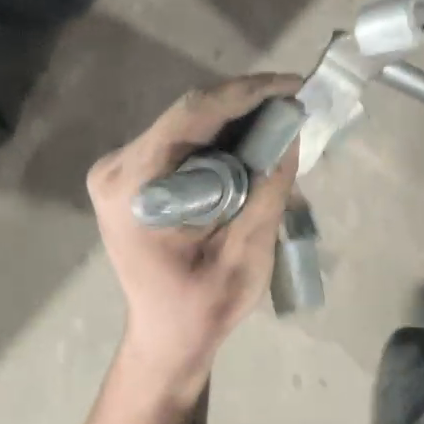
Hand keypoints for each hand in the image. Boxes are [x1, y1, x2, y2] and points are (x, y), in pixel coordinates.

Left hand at [85, 74, 302, 399]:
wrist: (169, 337)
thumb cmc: (202, 306)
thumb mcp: (244, 253)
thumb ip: (267, 192)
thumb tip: (293, 134)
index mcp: (135, 187)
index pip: (192, 115)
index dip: (247, 93)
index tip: (294, 86)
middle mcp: (122, 166)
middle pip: (195, 110)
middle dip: (251, 101)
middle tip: (300, 101)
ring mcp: (130, 165)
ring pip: (198, 116)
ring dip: (246, 114)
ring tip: (290, 117)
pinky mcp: (145, 167)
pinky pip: (195, 132)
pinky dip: (234, 130)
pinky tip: (264, 136)